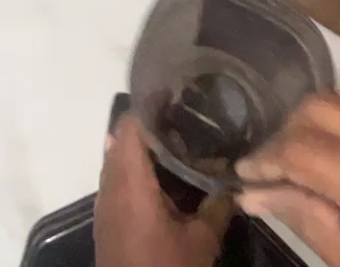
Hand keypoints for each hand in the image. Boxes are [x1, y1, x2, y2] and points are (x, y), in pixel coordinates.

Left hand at [96, 114, 233, 266]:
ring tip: (181, 147)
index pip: (129, 126)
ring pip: (119, 161)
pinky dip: (139, 173)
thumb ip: (218, 207)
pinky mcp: (107, 221)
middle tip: (187, 121)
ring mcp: (105, 205)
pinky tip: (168, 182)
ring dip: (144, 152)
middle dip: (151, 128)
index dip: (149, 107)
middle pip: (122, 139)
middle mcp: (111, 186)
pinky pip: (118, 181)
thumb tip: (234, 184)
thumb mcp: (201, 243)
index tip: (177, 97)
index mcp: (130, 182)